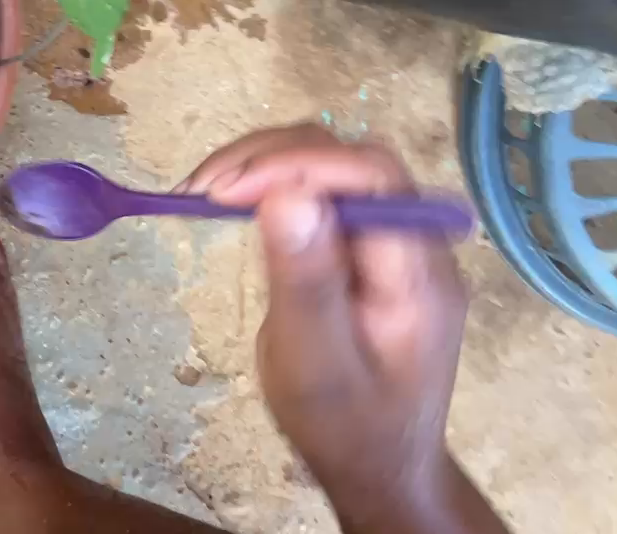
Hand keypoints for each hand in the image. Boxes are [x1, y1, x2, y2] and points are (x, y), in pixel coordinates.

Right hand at [183, 126, 505, 533]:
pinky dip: (257, 179)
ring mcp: (380, 233)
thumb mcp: (314, 360)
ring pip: (320, 158)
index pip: (369, 175)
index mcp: (416, 269)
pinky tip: (220, 200)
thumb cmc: (343, 421)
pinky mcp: (351, 235)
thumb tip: (286, 195)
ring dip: (255, 162)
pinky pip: (307, 183)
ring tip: (200, 192)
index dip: (294, 165)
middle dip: (266, 158)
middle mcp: (407, 237)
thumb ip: (306, 279)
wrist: (372, 461)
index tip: (223, 192)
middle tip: (201, 191)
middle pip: (342, 155)